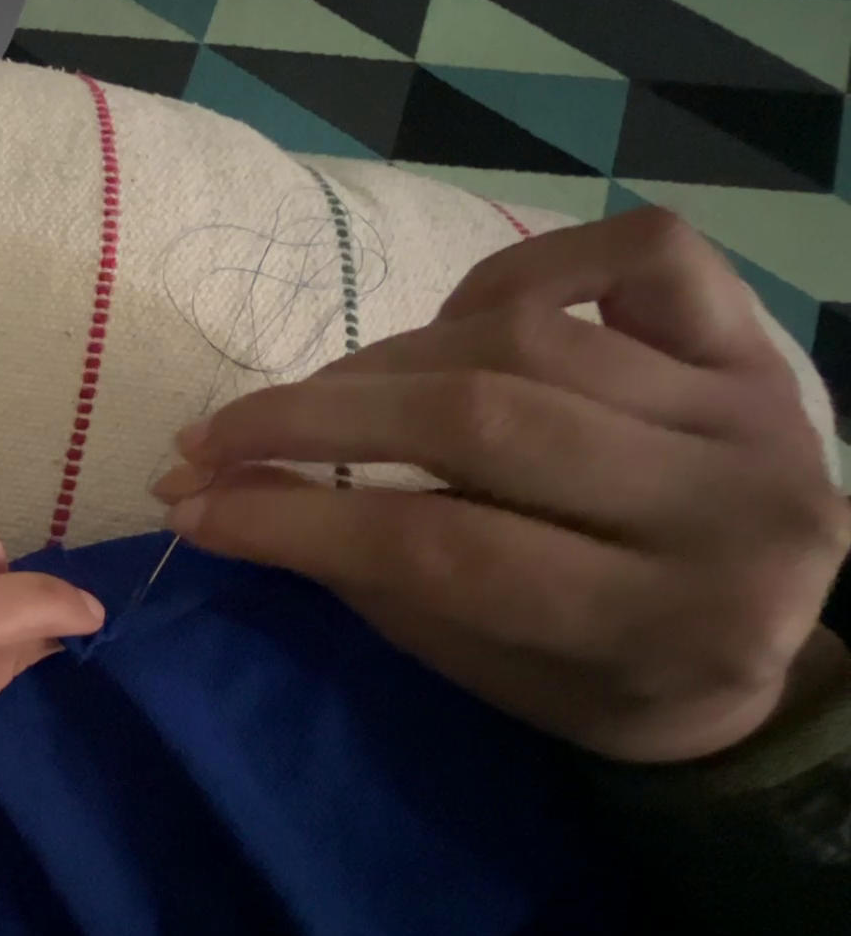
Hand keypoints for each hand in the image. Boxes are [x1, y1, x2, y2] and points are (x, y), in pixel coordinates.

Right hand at [154, 208, 849, 762]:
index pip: (434, 548)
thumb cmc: (581, 679)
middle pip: (472, 419)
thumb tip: (218, 497)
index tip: (186, 508)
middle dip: (304, 421)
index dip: (288, 522)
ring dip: (369, 366)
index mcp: (655, 620)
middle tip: (206, 440)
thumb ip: (346, 566)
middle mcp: (724, 502)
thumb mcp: (458, 654)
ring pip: (518, 337)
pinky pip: (634, 256)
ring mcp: (748, 406)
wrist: (748, 651)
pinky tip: (450, 320)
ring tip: (302, 405)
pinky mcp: (749, 343)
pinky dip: (513, 272)